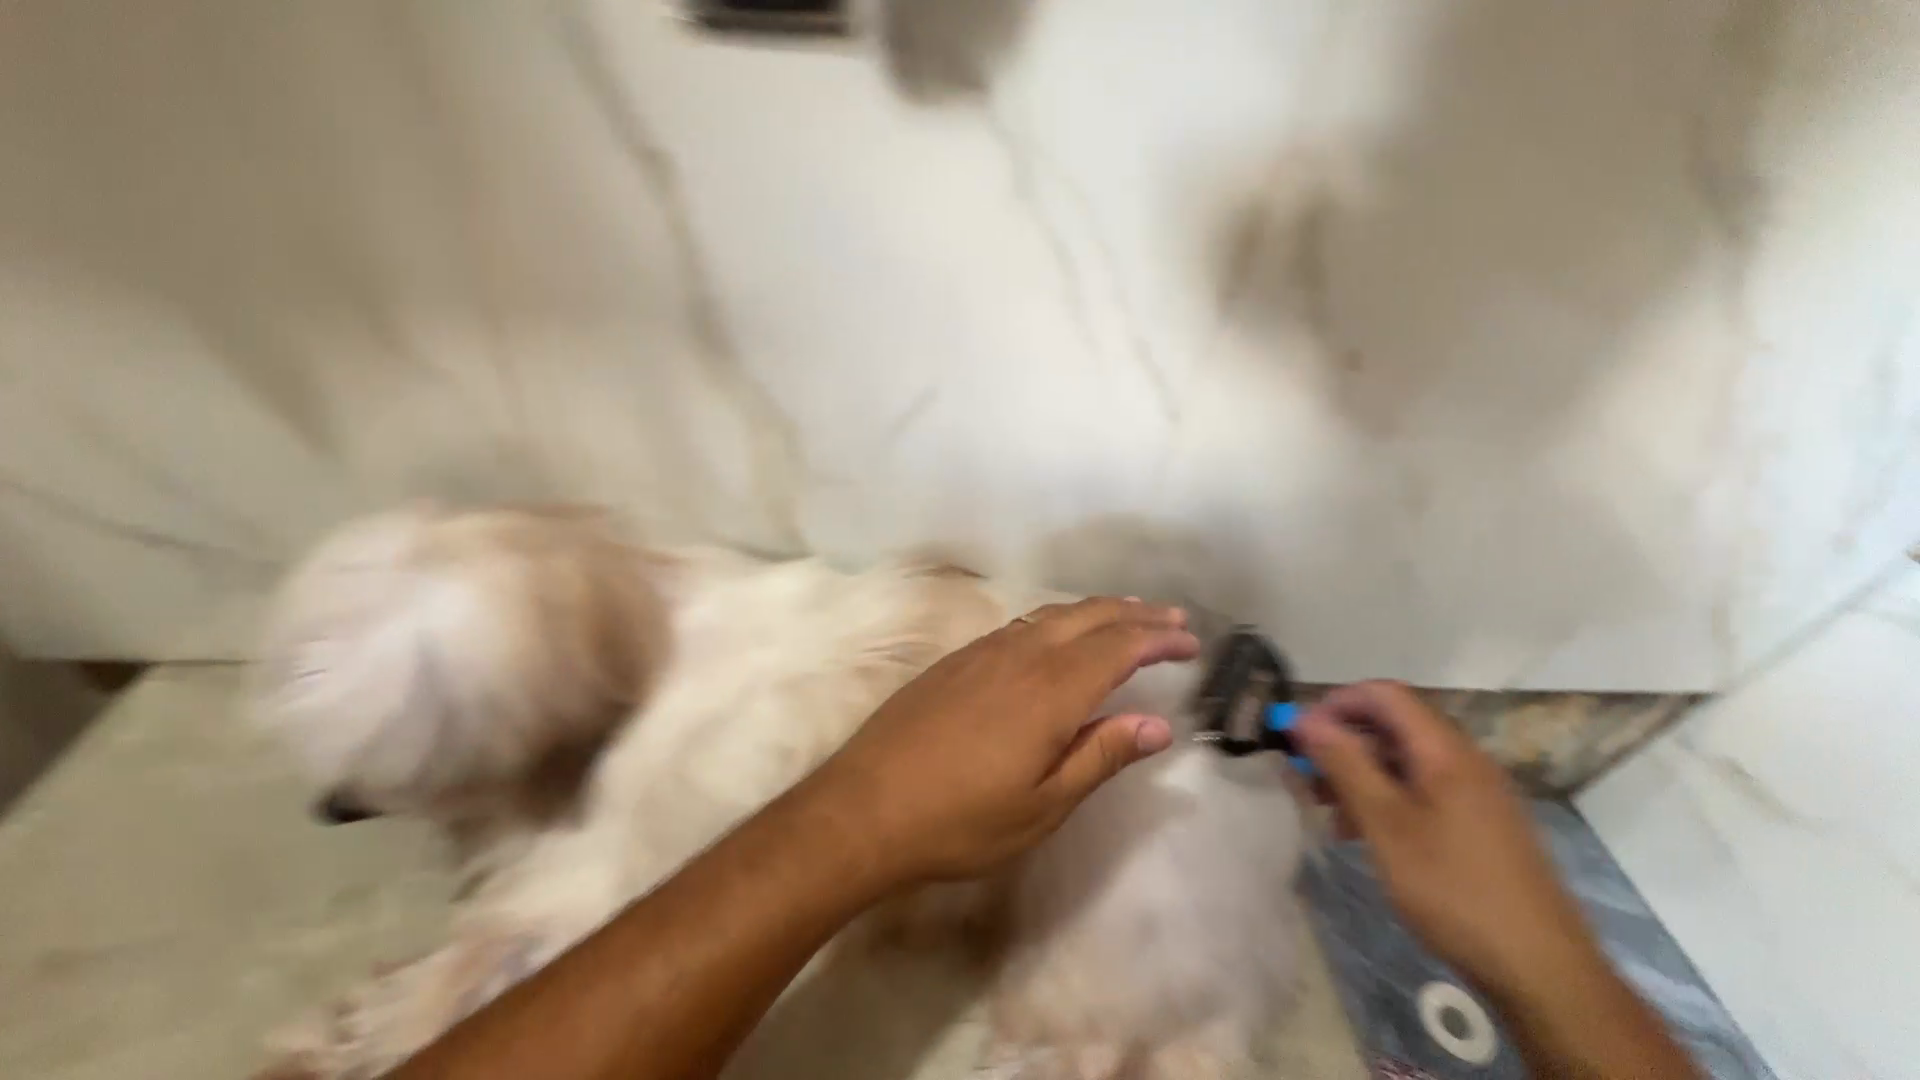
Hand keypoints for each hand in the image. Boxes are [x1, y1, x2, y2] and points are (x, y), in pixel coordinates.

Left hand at [800, 598, 1198, 885]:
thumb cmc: (960, 820)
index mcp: (1050, 690)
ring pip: (1050, 615)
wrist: (862, 809)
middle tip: (1171, 617)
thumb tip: (1156, 725)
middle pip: (1087, 616)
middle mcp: (1019, 656)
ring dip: (1094, 612)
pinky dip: (1054, 621)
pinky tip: (1055, 639)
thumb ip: (1100, 757)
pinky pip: (1019, 626)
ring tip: (1124, 619)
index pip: (1119, 647)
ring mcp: (980, 653)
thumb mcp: (1042, 805)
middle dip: (1134, 613)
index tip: (1191, 641)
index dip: (1159, 639)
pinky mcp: (953, 662)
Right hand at [1297, 681, 1597, 995]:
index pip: (1385, 695)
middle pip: (1394, 726)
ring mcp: (1476, 794)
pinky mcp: (1480, 825)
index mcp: (1446, 751)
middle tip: (1305, 777)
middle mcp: (1465, 761)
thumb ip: (1345, 765)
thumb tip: (1306, 718)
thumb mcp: (1386, 824)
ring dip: (1360, 775)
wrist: (1539, 968)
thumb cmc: (1454, 888)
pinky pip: (1422, 792)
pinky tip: (1363, 835)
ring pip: (1405, 762)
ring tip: (1326, 812)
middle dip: (1343, 742)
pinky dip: (1385, 800)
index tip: (1299, 735)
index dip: (1337, 703)